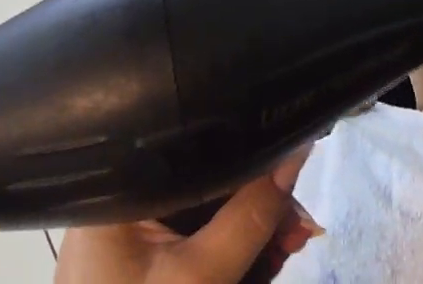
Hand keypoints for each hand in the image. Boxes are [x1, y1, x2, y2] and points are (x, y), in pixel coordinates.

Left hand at [55, 148, 321, 283]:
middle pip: (210, 183)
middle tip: (300, 232)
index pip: (201, 150)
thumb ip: (250, 216)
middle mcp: (124, 202)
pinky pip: (196, 235)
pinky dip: (231, 247)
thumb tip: (297, 151)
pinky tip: (263, 261)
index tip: (295, 182)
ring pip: (209, 210)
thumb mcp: (201, 277)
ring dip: (255, 228)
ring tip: (290, 247)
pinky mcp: (141, 256)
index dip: (253, 162)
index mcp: (121, 192)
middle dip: (262, 205)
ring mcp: (131, 232)